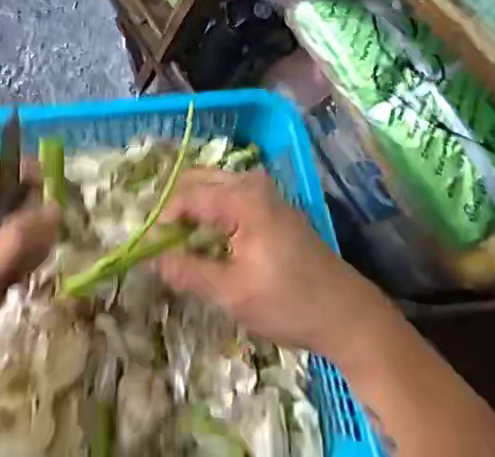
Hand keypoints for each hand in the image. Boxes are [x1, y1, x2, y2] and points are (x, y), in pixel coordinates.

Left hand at [0, 163, 57, 433]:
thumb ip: (24, 233)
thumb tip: (58, 206)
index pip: (14, 168)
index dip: (38, 185)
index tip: (54, 217)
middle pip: (20, 196)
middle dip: (33, 225)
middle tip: (30, 257)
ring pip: (20, 223)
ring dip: (27, 248)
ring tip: (16, 277)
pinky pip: (10, 246)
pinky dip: (17, 262)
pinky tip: (10, 285)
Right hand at [153, 170, 397, 362]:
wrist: (346, 314)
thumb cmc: (288, 302)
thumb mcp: (232, 293)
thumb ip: (189, 271)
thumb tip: (151, 258)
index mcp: (242, 197)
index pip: (187, 196)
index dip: (163, 220)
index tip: (148, 247)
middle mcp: (252, 183)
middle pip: (199, 181)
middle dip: (176, 207)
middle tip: (161, 243)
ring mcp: (265, 191)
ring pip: (214, 186)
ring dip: (194, 208)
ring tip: (181, 244)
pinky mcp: (273, 205)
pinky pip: (230, 195)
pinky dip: (212, 211)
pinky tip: (208, 241)